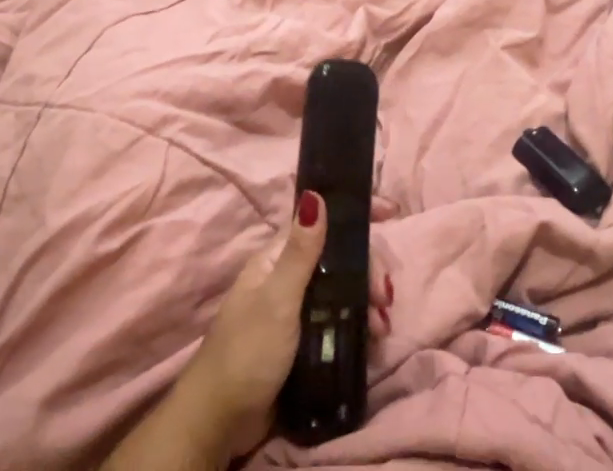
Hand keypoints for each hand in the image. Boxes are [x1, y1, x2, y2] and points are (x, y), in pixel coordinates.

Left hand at [172, 191, 396, 459]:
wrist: (222, 419)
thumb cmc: (248, 352)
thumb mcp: (278, 299)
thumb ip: (301, 252)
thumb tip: (315, 194)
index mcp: (276, 260)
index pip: (320, 224)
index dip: (353, 216)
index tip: (390, 212)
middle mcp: (288, 279)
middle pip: (338, 259)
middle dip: (368, 271)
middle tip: (385, 298)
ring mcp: (297, 311)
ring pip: (343, 291)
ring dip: (368, 301)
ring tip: (382, 327)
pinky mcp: (305, 341)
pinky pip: (340, 320)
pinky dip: (359, 324)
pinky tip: (373, 339)